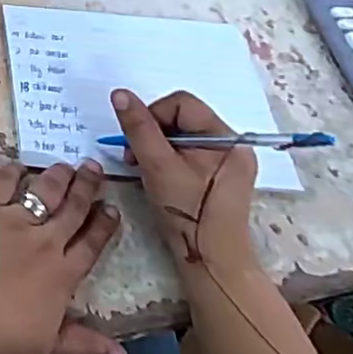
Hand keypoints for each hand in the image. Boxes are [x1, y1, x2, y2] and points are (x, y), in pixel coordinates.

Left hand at [0, 161, 126, 353]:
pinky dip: (13, 171)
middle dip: (86, 187)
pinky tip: (18, 165)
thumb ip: (86, 344)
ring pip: (44, 192)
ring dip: (58, 176)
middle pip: (72, 209)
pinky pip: (3, 183)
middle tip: (95, 166)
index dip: (104, 225)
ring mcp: (14, 220)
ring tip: (67, 164)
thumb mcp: (47, 346)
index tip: (113, 208)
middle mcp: (44, 241)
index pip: (91, 245)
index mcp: (62, 274)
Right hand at [112, 89, 258, 277]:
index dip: (152, 115)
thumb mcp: (157, 164)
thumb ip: (138, 126)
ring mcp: (226, 160)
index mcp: (226, 138)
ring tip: (141, 165)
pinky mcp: (218, 175)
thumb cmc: (187, 211)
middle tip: (134, 155)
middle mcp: (232, 144)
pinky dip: (167, 156)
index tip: (136, 140)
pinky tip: (155, 173)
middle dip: (151, 131)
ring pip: (180, 134)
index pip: (181, 103)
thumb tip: (120, 93)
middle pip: (180, 117)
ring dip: (155, 144)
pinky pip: (187, 151)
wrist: (212, 260)